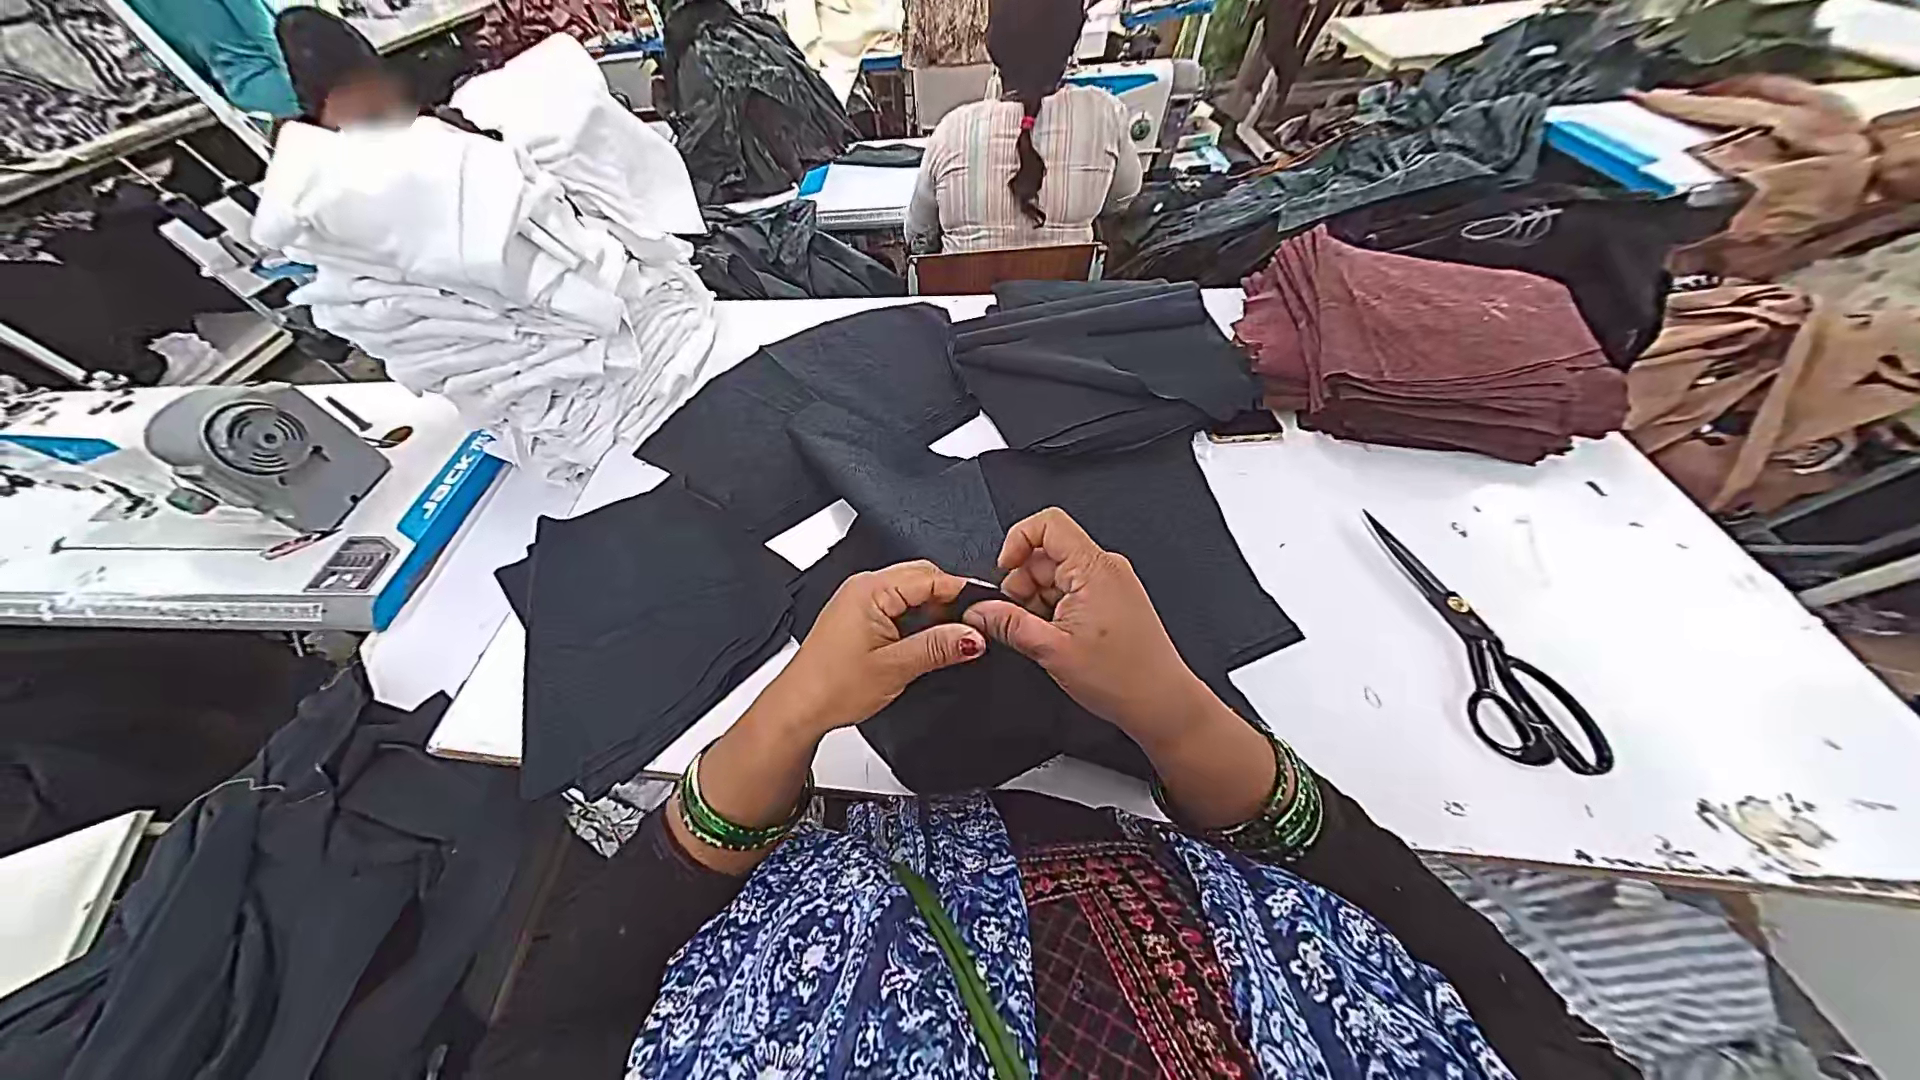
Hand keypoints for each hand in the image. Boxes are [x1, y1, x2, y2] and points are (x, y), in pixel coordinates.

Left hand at [751, 560, 986, 736]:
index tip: (983, 613)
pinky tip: (922, 642)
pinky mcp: (860, 614)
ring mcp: (860, 599)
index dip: (960, 593)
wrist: (799, 707)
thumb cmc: (830, 686)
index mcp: (871, 590)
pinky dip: (916, 619)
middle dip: (948, 601)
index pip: (930, 577)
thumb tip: (973, 635)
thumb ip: (938, 646)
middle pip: (922, 578)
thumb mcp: (895, 667)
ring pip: (912, 592)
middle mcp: (864, 586)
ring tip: (944, 641)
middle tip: (968, 629)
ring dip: (932, 612)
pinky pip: (898, 604)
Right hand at [963, 508, 1223, 745]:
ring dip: (1037, 601)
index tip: (1004, 571)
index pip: (1047, 523)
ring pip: (1054, 574)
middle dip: (1023, 584)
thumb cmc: (1124, 678)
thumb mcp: (1052, 649)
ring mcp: (1109, 581)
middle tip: (1020, 620)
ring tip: (1044, 636)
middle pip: (1045, 553)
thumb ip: (1008, 624)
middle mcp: (1105, 566)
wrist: (1162, 704)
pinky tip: (1057, 637)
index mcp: (1094, 567)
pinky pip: (1069, 589)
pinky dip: (1053, 609)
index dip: (1016, 541)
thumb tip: (979, 610)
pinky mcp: (1110, 597)